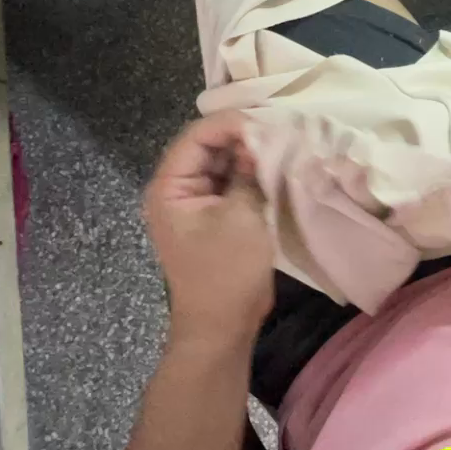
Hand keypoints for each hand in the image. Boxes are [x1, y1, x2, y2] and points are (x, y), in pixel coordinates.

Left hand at [143, 113, 274, 342]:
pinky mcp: (213, 219)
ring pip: (221, 166)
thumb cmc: (226, 272)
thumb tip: (258, 143)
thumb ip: (248, 174)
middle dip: (241, 138)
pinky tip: (274, 170)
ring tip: (281, 146)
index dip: (230, 125)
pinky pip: (229, 186)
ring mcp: (195, 206)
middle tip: (279, 132)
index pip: (196, 138)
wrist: (221, 327)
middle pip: (207, 149)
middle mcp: (176, 191)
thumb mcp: (242, 217)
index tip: (266, 123)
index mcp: (169, 188)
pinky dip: (249, 177)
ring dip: (248, 157)